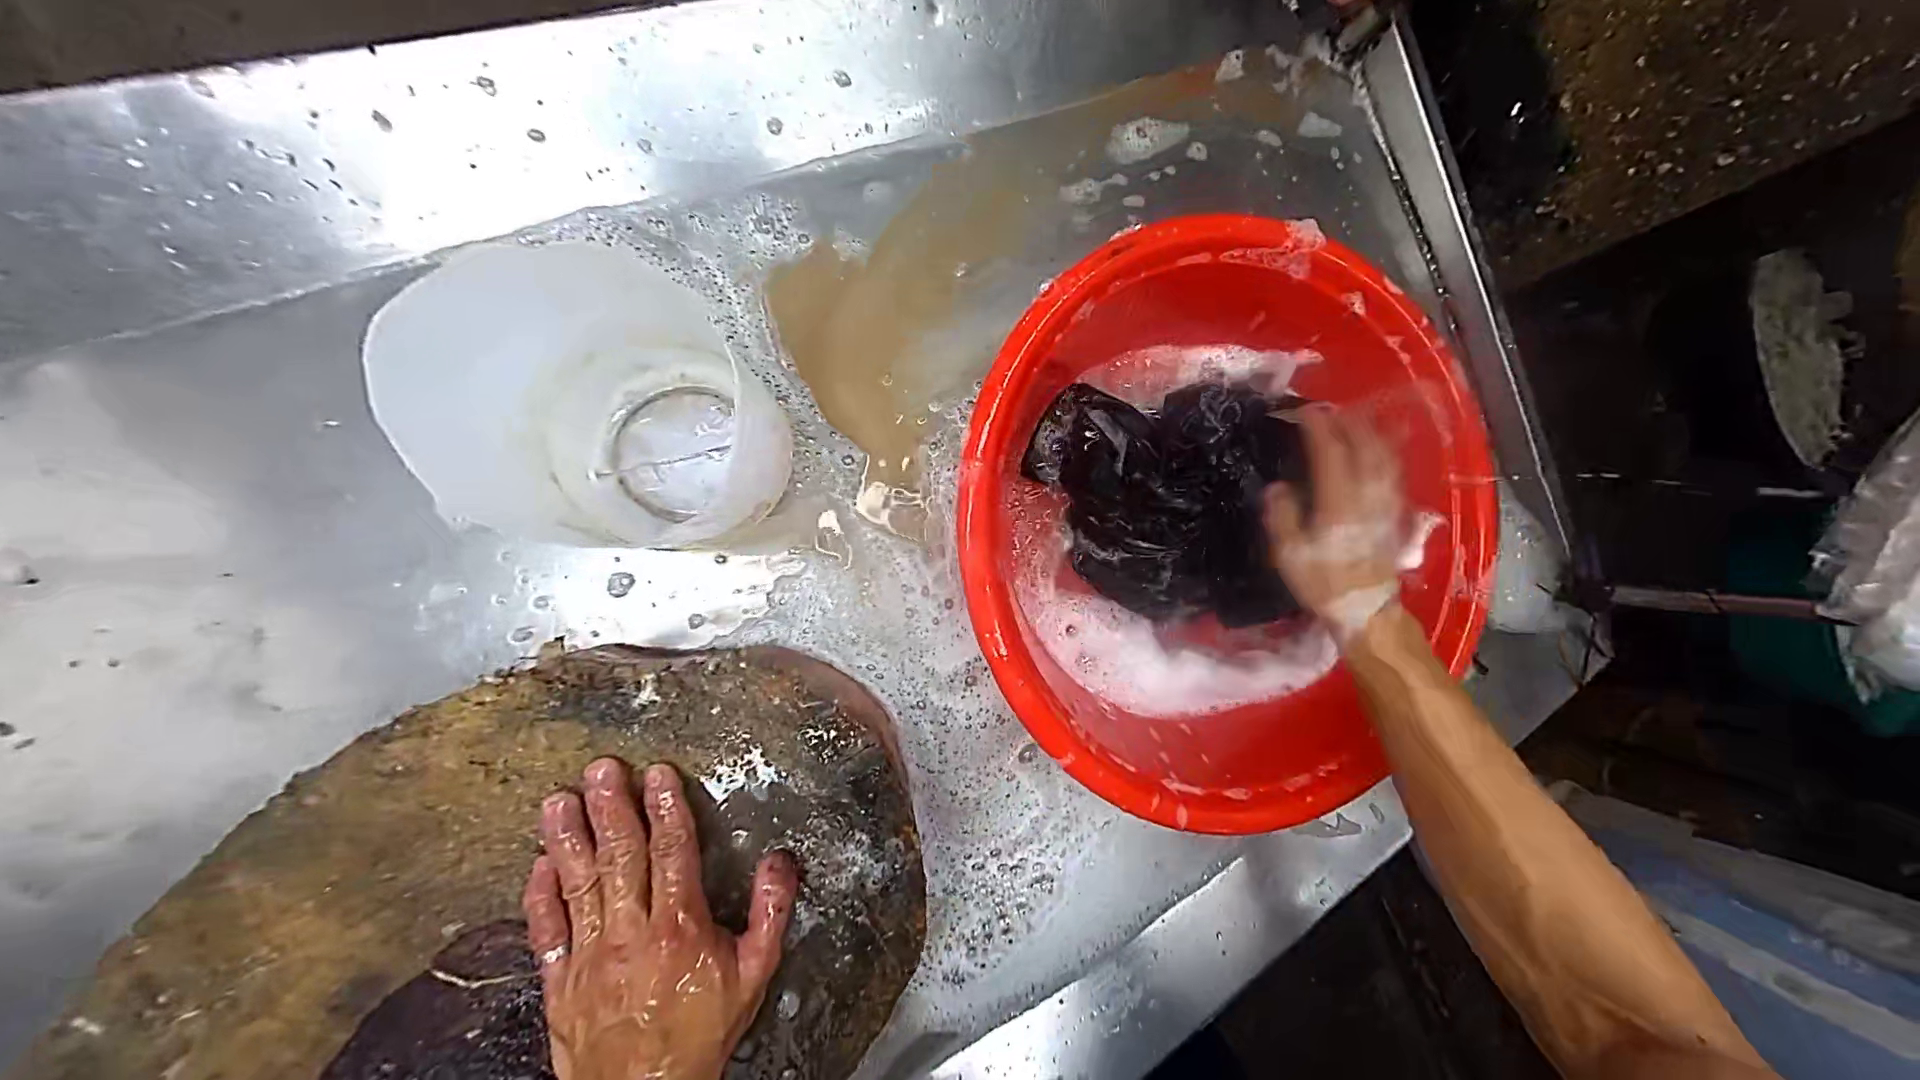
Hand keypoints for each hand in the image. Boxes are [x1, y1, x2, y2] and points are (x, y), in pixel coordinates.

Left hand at [524, 758, 797, 1079]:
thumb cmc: (703, 1032)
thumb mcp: (756, 972)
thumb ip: (771, 911)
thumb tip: (780, 862)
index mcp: (679, 926)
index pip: (672, 851)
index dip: (666, 807)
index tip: (658, 774)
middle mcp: (631, 933)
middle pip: (620, 857)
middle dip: (612, 808)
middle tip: (602, 769)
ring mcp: (590, 957)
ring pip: (579, 885)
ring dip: (569, 839)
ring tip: (558, 801)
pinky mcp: (561, 983)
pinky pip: (547, 933)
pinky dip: (540, 897)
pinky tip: (537, 864)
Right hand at [1264, 408, 1406, 640]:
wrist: (1367, 608)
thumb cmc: (1323, 583)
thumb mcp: (1290, 555)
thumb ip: (1282, 518)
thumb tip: (1276, 487)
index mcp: (1337, 503)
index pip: (1330, 454)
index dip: (1318, 429)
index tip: (1305, 411)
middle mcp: (1366, 496)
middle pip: (1362, 447)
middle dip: (1346, 422)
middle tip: (1328, 408)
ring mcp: (1385, 503)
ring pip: (1383, 456)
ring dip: (1369, 431)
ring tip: (1355, 417)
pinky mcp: (1394, 512)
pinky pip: (1392, 472)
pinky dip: (1386, 451)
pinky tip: (1380, 446)